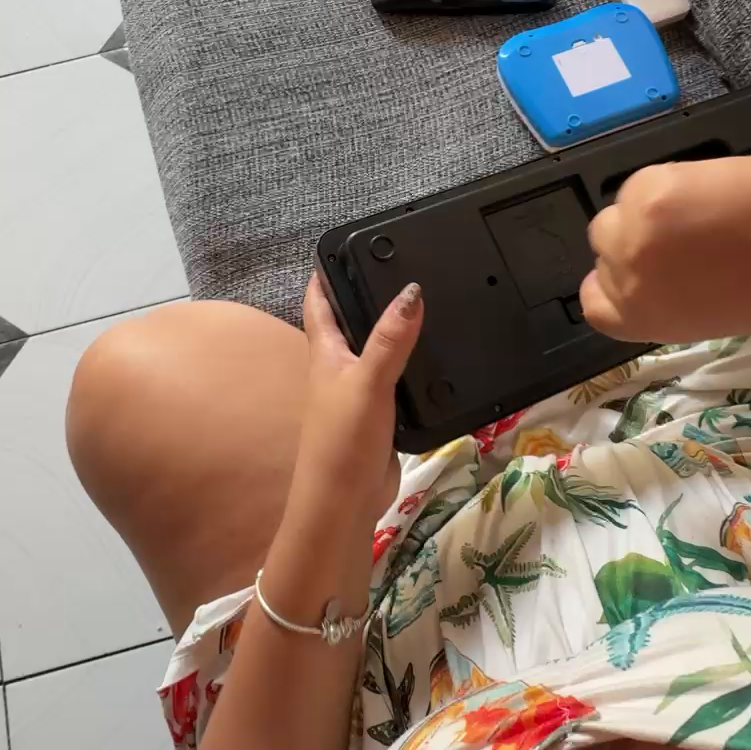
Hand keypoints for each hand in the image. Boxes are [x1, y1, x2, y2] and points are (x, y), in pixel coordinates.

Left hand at [295, 272, 424, 526]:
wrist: (344, 504)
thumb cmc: (343, 438)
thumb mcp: (368, 380)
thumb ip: (390, 338)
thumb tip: (412, 290)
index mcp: (325, 352)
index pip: (319, 302)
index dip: (327, 273)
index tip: (345, 245)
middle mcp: (338, 367)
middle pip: (348, 322)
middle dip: (364, 295)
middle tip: (396, 266)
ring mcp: (357, 393)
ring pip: (374, 350)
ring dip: (389, 329)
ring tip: (422, 303)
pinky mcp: (378, 416)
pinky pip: (394, 379)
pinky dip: (409, 364)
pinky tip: (431, 359)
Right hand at [581, 154, 750, 342]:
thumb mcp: (707, 317)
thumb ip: (662, 302)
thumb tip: (649, 277)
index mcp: (641, 319)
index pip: (594, 304)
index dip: (611, 284)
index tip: (634, 271)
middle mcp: (626, 279)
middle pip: (603, 251)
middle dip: (630, 242)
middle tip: (675, 236)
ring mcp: (632, 232)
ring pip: (615, 215)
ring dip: (641, 212)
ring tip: (690, 211)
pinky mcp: (645, 190)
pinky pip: (636, 185)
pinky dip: (662, 185)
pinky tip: (700, 190)